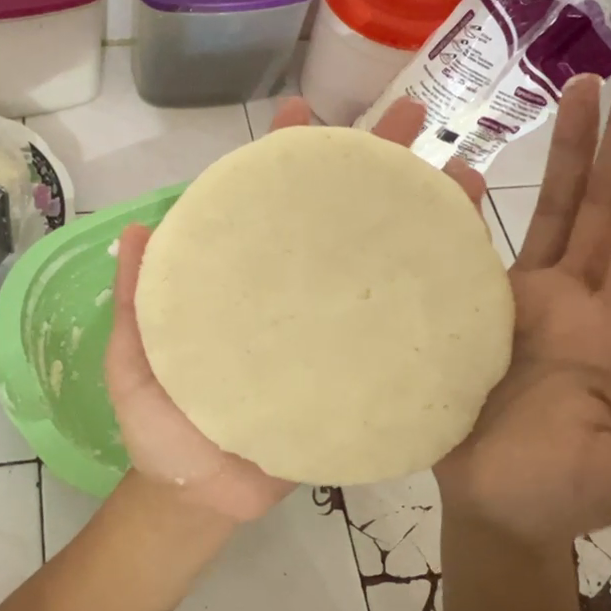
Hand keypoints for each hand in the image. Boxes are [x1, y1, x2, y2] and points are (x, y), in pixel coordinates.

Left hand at [105, 96, 487, 522]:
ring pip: (386, 262)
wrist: (198, 501)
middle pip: (340, 216)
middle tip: (415, 115)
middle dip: (376, 161)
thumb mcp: (135, 362)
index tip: (305, 109)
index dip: (287, 153)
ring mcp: (334, 332)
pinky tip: (474, 265)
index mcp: (242, 281)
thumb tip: (137, 231)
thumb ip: (138, 301)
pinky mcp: (364, 375)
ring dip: (427, 214)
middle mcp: (295, 295)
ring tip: (464, 174)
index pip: (268, 202)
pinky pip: (407, 330)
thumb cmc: (162, 431)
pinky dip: (443, 295)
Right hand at [434, 49, 610, 544]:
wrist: (488, 509)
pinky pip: (474, 245)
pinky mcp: (476, 307)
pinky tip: (459, 167)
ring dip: (567, 150)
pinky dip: (467, 206)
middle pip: (608, 206)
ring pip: (553, 212)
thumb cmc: (557, 496)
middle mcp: (575, 300)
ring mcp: (524, 300)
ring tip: (579, 84)